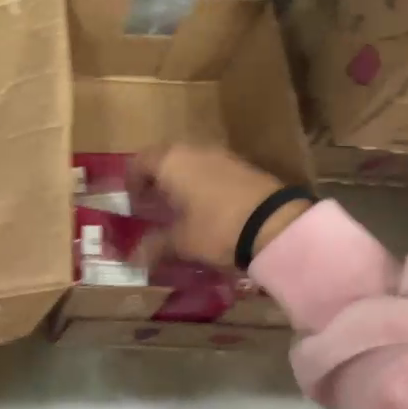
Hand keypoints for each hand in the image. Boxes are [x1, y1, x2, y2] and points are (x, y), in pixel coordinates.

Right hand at [134, 144, 309, 267]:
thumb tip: (134, 258)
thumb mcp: (182, 242)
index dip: (131, 184)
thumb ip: (155, 246)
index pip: (138, 163)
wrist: (277, 224)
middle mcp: (192, 150)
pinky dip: (203, 185)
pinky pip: (211, 171)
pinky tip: (209, 210)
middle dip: (156, 182)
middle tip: (154, 207)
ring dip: (181, 183)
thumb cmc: (216, 228)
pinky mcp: (243, 166)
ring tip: (182, 211)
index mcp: (170, 162)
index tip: (133, 206)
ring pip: (189, 164)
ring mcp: (221, 155)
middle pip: (164, 160)